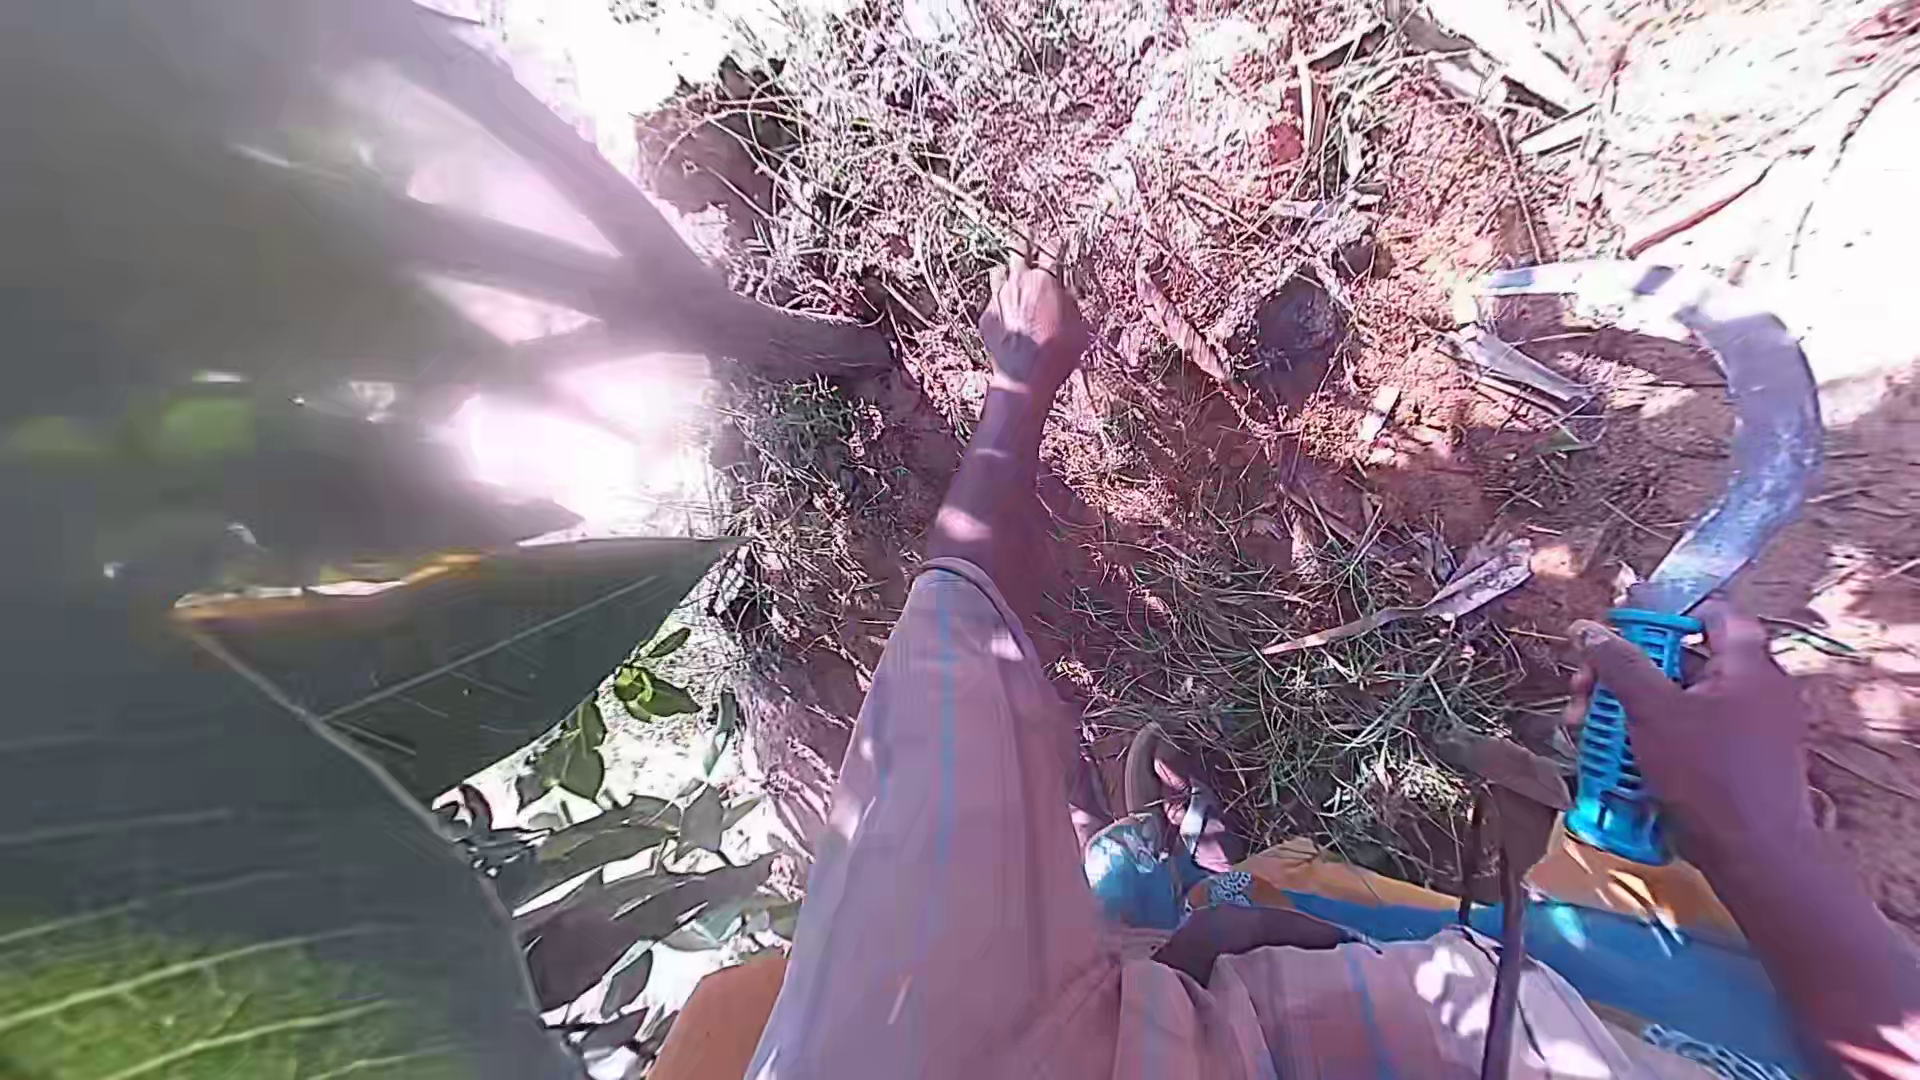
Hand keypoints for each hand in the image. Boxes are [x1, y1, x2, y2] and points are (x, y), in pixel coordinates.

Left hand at [978, 252, 1088, 396]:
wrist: (1023, 378)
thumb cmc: (1057, 355)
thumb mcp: (1079, 326)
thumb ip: (1072, 300)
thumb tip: (1069, 289)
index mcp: (1046, 279)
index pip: (1052, 246)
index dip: (1057, 244)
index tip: (1060, 245)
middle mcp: (1019, 282)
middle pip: (1020, 247)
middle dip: (1027, 241)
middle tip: (1031, 239)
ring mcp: (999, 297)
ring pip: (1000, 270)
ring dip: (1009, 272)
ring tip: (1016, 279)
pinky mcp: (986, 315)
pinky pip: (991, 299)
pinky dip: (999, 301)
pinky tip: (1007, 313)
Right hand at [1567, 601, 1815, 867]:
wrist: (1746, 848)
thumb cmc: (1707, 769)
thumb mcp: (1651, 708)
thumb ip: (1618, 662)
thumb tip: (1585, 626)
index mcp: (1747, 672)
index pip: (1719, 618)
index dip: (1672, 610)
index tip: (1622, 619)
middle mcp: (1743, 691)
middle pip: (1670, 657)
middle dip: (1616, 667)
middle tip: (1584, 683)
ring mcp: (1728, 723)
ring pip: (1656, 692)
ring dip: (1611, 700)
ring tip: (1582, 721)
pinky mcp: (1710, 749)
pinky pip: (1661, 721)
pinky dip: (1627, 725)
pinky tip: (1599, 741)